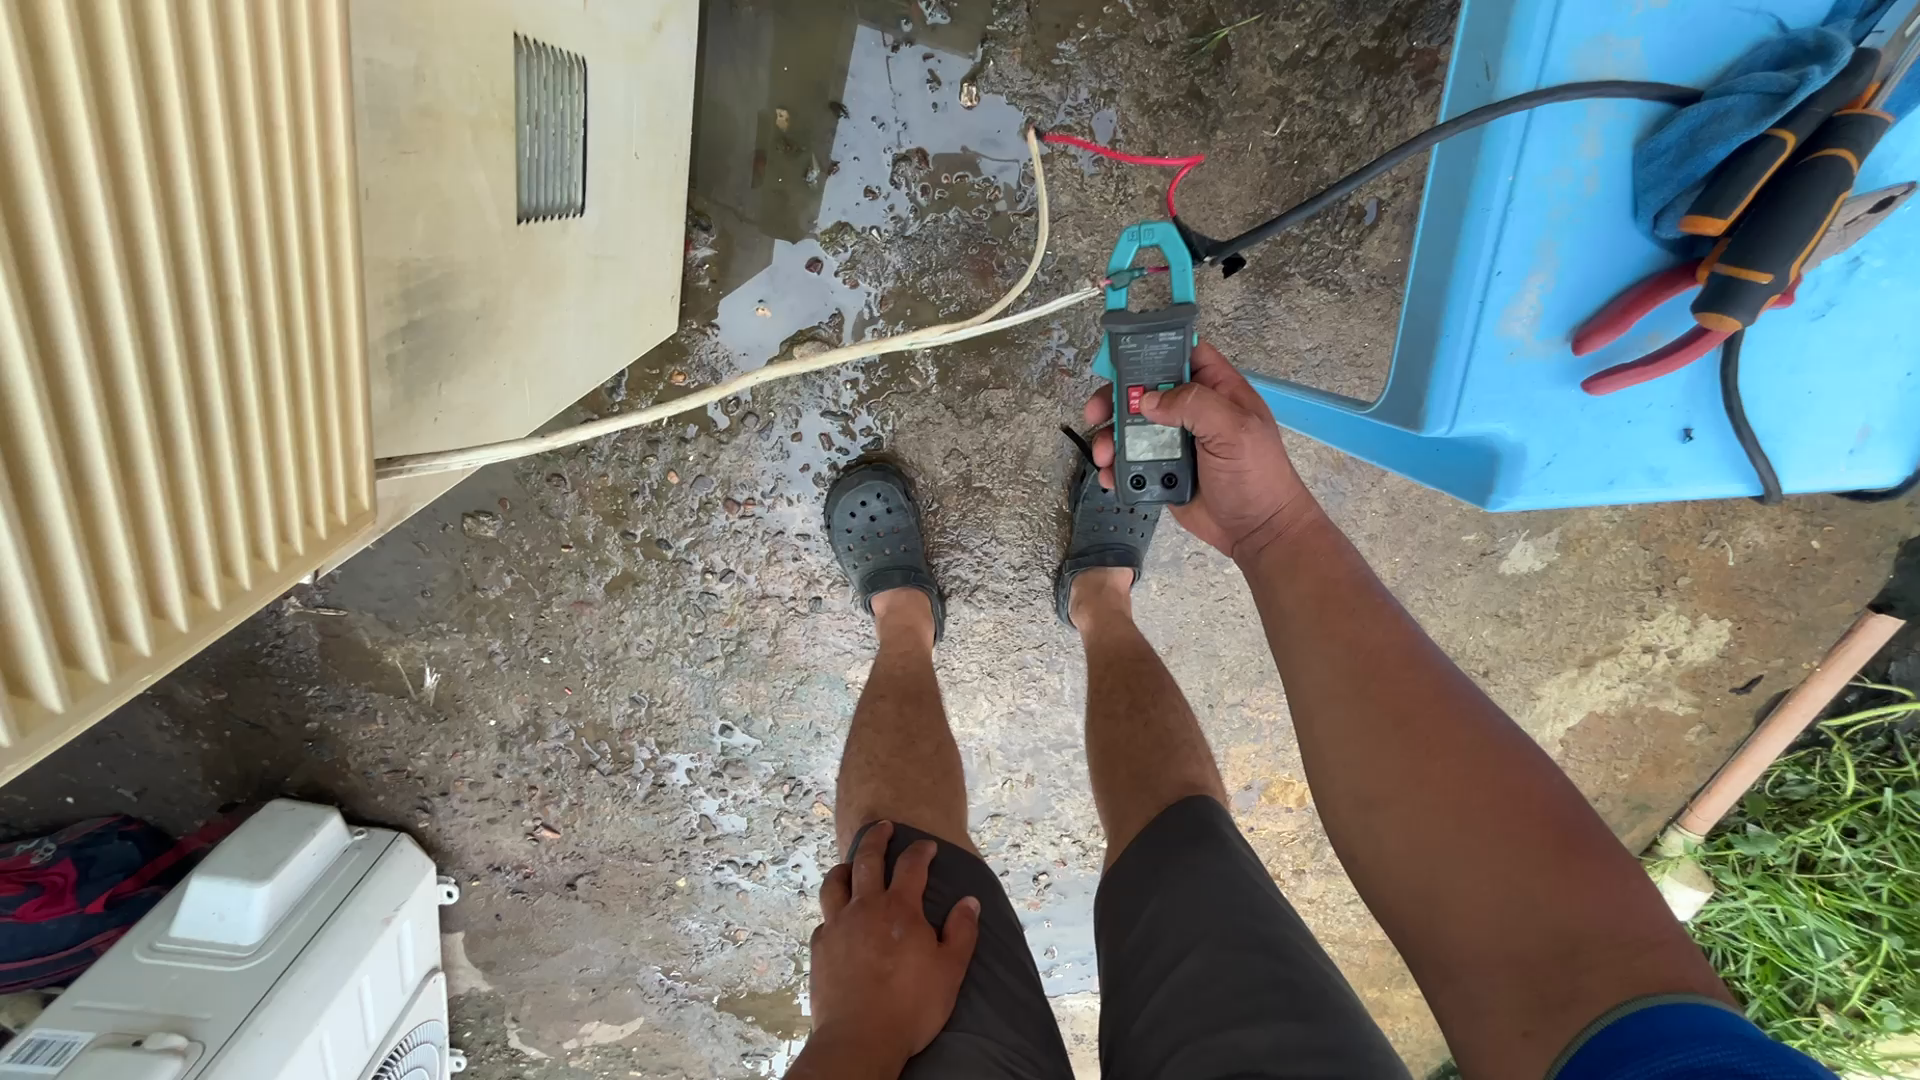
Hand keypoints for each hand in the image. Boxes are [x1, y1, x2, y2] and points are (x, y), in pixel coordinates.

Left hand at [794, 822, 980, 1077]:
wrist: (859, 1041)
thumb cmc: (910, 1007)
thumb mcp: (950, 970)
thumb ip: (962, 931)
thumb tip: (970, 901)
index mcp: (900, 908)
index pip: (912, 864)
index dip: (921, 850)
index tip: (928, 846)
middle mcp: (866, 907)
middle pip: (868, 858)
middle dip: (877, 837)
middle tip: (883, 826)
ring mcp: (838, 925)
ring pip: (836, 882)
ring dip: (846, 867)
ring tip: (852, 865)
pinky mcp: (820, 947)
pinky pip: (824, 918)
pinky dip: (833, 911)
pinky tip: (839, 919)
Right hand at [1084, 341, 1322, 560]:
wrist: (1256, 531)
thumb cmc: (1257, 476)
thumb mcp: (1234, 431)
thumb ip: (1195, 405)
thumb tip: (1149, 400)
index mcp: (1217, 391)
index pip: (1185, 355)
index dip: (1155, 351)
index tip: (1123, 358)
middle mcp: (1192, 412)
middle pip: (1146, 391)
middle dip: (1116, 399)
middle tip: (1095, 412)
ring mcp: (1175, 442)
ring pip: (1132, 428)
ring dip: (1111, 438)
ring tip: (1104, 456)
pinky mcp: (1162, 471)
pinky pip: (1131, 463)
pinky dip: (1115, 468)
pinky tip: (1110, 477)